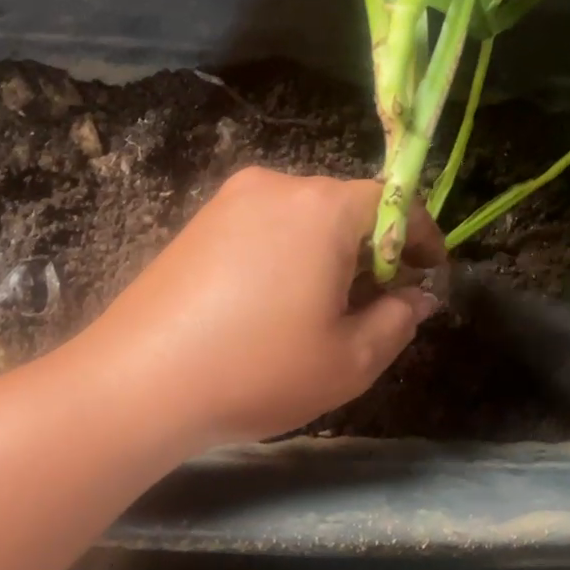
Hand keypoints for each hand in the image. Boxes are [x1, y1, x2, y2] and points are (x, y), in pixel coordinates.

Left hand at [79, 167, 442, 448]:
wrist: (139, 383)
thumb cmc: (259, 370)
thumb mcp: (349, 360)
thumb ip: (397, 320)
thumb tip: (416, 297)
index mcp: (323, 207)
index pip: (395, 203)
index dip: (422, 239)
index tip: (430, 277)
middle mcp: (276, 186)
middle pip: (346, 207)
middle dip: (371, 251)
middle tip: (375, 307)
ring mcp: (229, 202)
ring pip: (302, 220)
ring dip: (326, 256)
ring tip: (320, 314)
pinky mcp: (196, 225)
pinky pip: (262, 230)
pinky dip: (284, 258)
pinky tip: (270, 308)